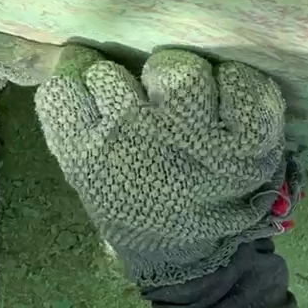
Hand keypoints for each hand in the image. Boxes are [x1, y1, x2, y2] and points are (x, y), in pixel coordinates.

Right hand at [35, 47, 299, 287]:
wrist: (187, 254)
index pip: (62, 88)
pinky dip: (238, 85)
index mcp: (87, 157)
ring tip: (184, 99)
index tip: (92, 91)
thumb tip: (65, 53)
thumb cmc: (132, 200)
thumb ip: (70, 119)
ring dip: (178, 76)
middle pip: (108, 75)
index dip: (77, 79)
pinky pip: (240, 85)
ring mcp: (192, 142)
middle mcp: (134, 144)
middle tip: (139, 102)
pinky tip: (228, 100)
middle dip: (121, 82)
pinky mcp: (245, 145)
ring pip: (175, 71)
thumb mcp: (85, 173)